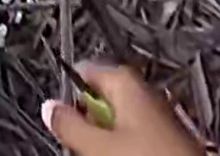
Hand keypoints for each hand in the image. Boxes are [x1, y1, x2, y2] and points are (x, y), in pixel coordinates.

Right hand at [42, 62, 200, 155]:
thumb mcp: (100, 145)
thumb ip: (69, 123)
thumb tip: (49, 108)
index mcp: (124, 80)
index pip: (81, 71)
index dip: (67, 94)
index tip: (61, 115)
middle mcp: (143, 91)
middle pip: (100, 99)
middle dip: (89, 120)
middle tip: (85, 144)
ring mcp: (159, 117)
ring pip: (118, 122)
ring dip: (107, 138)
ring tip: (105, 153)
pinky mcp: (170, 142)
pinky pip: (136, 138)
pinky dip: (127, 147)